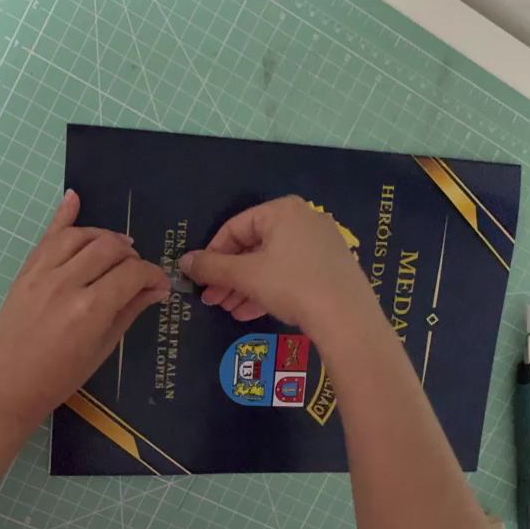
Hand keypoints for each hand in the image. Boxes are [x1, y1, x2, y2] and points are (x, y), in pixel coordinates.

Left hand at [0, 190, 169, 428]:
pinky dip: (63, 216)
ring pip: (82, 236)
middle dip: (131, 256)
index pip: (132, 274)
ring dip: (104, 237)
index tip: (160, 285)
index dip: (153, 275)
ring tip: (116, 249)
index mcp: (90, 309)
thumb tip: (156, 290)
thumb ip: (128, 312)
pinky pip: (47, 237)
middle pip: (110, 248)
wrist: (7, 386)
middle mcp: (67, 283)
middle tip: (136, 273)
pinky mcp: (26, 272)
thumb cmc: (59, 378)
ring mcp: (42, 274)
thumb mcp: (101, 349)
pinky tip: (75, 198)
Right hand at [180, 195, 384, 341]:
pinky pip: (290, 274)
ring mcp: (320, 244)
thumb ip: (212, 267)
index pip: (235, 227)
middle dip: (228, 275)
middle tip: (212, 299)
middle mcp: (303, 220)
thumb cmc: (292, 285)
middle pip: (253, 246)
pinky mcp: (330, 268)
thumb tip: (183, 262)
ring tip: (228, 309)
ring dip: (244, 286)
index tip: (201, 279)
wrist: (347, 317)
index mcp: (282, 211)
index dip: (213, 254)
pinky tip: (250, 312)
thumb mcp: (246, 276)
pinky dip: (268, 290)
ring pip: (271, 263)